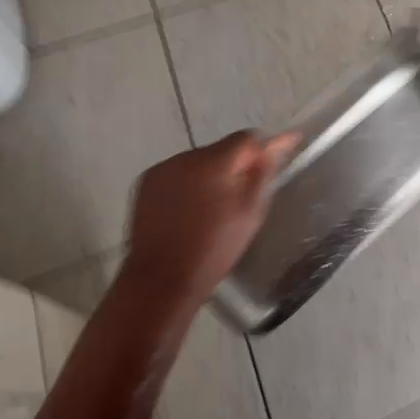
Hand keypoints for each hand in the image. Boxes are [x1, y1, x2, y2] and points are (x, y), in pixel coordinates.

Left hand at [120, 130, 297, 307]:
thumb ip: (263, 173)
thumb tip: (274, 146)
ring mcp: (162, 169)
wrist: (161, 280)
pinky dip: (187, 184)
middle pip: (221, 149)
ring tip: (210, 209)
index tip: (267, 169)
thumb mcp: (250, 213)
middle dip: (233, 166)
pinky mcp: (145, 182)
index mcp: (214, 163)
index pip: (246, 138)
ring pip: (198, 161)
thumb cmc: (214, 249)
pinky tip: (187, 211)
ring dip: (209, 175)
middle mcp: (185, 157)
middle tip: (238, 198)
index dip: (260, 151)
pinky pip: (177, 173)